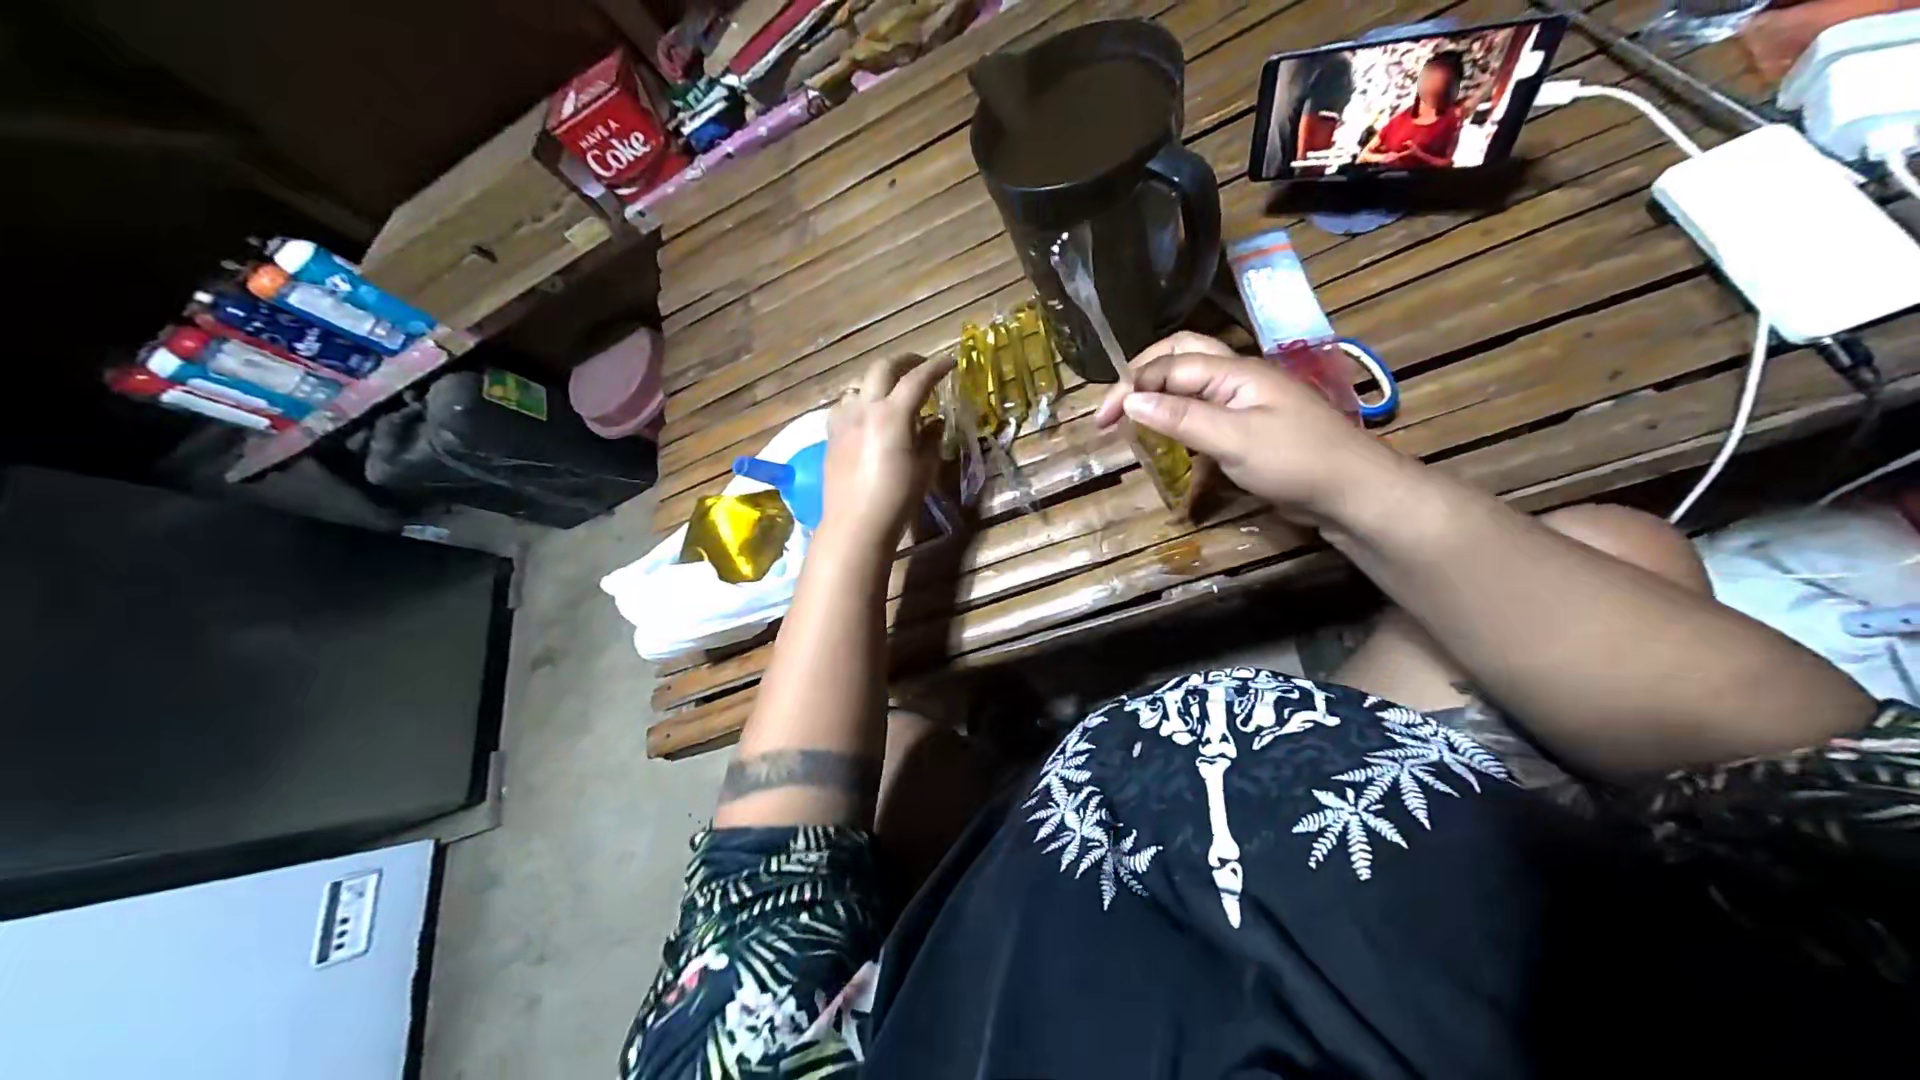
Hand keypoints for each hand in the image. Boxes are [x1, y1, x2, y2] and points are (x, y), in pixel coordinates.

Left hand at [821, 353, 953, 551]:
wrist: (856, 524)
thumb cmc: (897, 499)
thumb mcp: (925, 468)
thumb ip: (931, 439)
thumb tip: (935, 423)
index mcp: (893, 415)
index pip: (918, 379)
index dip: (936, 367)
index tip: (950, 361)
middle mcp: (866, 409)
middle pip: (883, 368)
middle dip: (904, 361)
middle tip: (920, 366)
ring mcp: (844, 420)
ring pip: (859, 385)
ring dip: (879, 382)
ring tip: (891, 393)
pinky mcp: (832, 435)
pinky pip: (845, 406)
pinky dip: (860, 402)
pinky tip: (866, 416)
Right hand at [1093, 332, 1401, 523]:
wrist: (1352, 492)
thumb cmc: (1295, 461)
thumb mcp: (1234, 440)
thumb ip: (1182, 418)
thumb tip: (1131, 400)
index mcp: (1234, 372)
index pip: (1169, 365)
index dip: (1131, 387)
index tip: (1102, 420)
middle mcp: (1237, 378)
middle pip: (1180, 356)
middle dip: (1142, 376)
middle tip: (1113, 406)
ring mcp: (1244, 401)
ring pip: (1191, 382)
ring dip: (1158, 393)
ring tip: (1131, 418)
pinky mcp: (1248, 425)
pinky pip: (1203, 409)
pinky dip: (1177, 416)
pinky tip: (1166, 436)